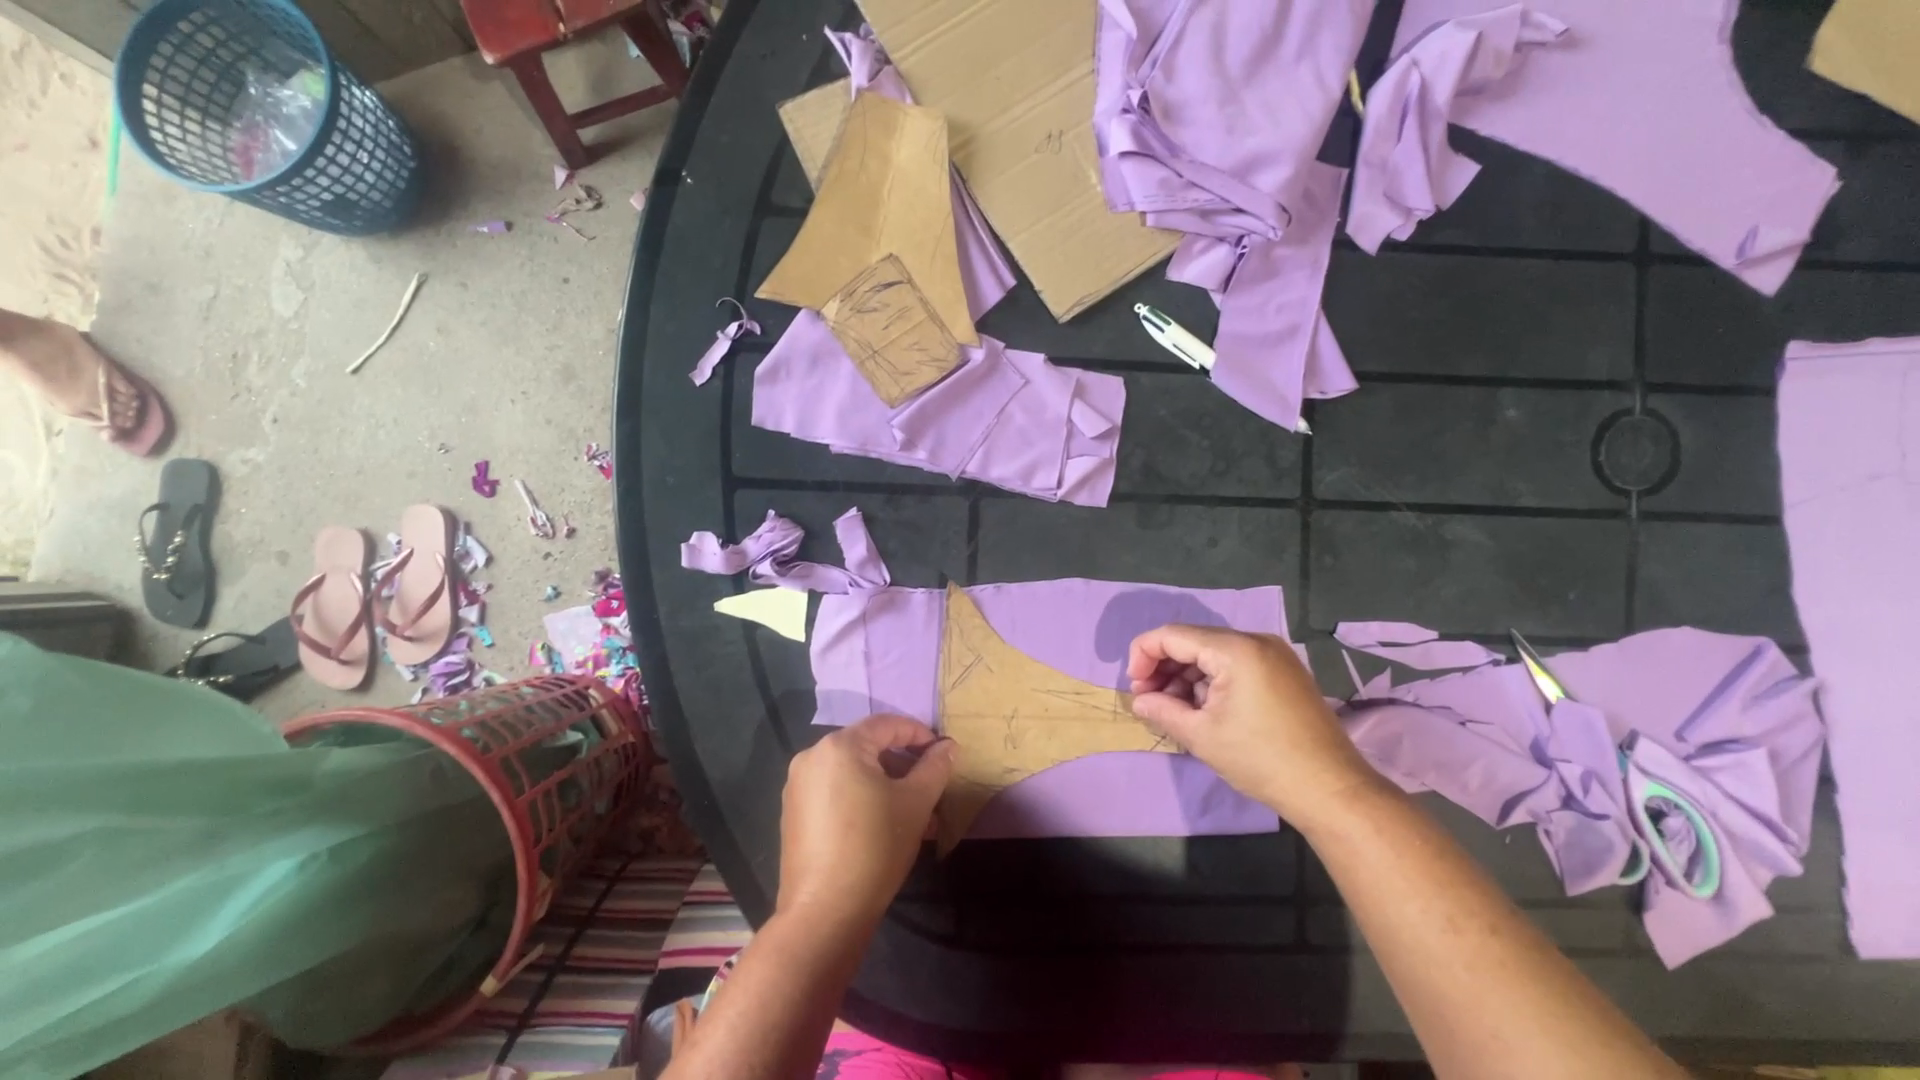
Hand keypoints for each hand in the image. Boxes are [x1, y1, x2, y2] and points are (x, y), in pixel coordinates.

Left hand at [777, 714, 955, 933]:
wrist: (825, 911)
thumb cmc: (875, 847)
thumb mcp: (915, 803)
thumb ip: (934, 768)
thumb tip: (948, 746)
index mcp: (839, 746)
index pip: (887, 725)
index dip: (919, 734)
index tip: (944, 753)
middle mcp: (812, 758)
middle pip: (868, 748)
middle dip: (904, 764)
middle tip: (932, 786)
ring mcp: (798, 787)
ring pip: (852, 773)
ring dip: (886, 785)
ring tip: (916, 813)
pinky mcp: (794, 815)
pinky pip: (836, 794)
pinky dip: (863, 799)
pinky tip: (886, 826)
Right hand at [1128, 624, 1382, 828]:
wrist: (1329, 787)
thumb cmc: (1260, 759)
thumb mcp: (1201, 736)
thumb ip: (1162, 710)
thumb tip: (1139, 701)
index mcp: (1235, 649)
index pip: (1172, 635)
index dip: (1143, 655)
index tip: (1134, 689)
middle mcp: (1256, 641)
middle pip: (1193, 641)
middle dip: (1165, 668)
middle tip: (1149, 701)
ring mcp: (1275, 655)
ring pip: (1214, 654)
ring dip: (1187, 677)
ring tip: (1174, 711)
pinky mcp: (1285, 673)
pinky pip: (1236, 665)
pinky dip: (1213, 681)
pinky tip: (1204, 710)